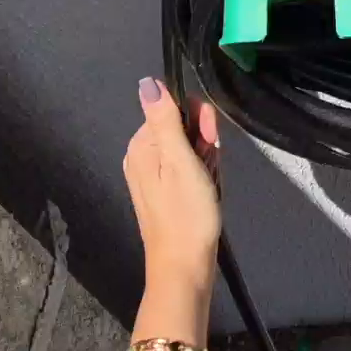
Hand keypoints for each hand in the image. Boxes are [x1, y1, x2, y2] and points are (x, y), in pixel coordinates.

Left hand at [124, 78, 220, 289]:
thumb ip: (165, 119)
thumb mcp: (179, 160)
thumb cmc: (185, 212)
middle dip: (203, 141)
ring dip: (206, 158)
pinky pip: (189, 165)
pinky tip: (207, 189)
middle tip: (209, 165)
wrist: (185, 268)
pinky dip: (203, 173)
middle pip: (183, 126)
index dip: (197, 119)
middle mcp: (142, 155)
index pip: (174, 107)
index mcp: (142, 144)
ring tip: (209, 182)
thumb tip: (147, 82)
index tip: (208, 141)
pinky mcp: (165, 190)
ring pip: (190, 146)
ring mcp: (153, 174)